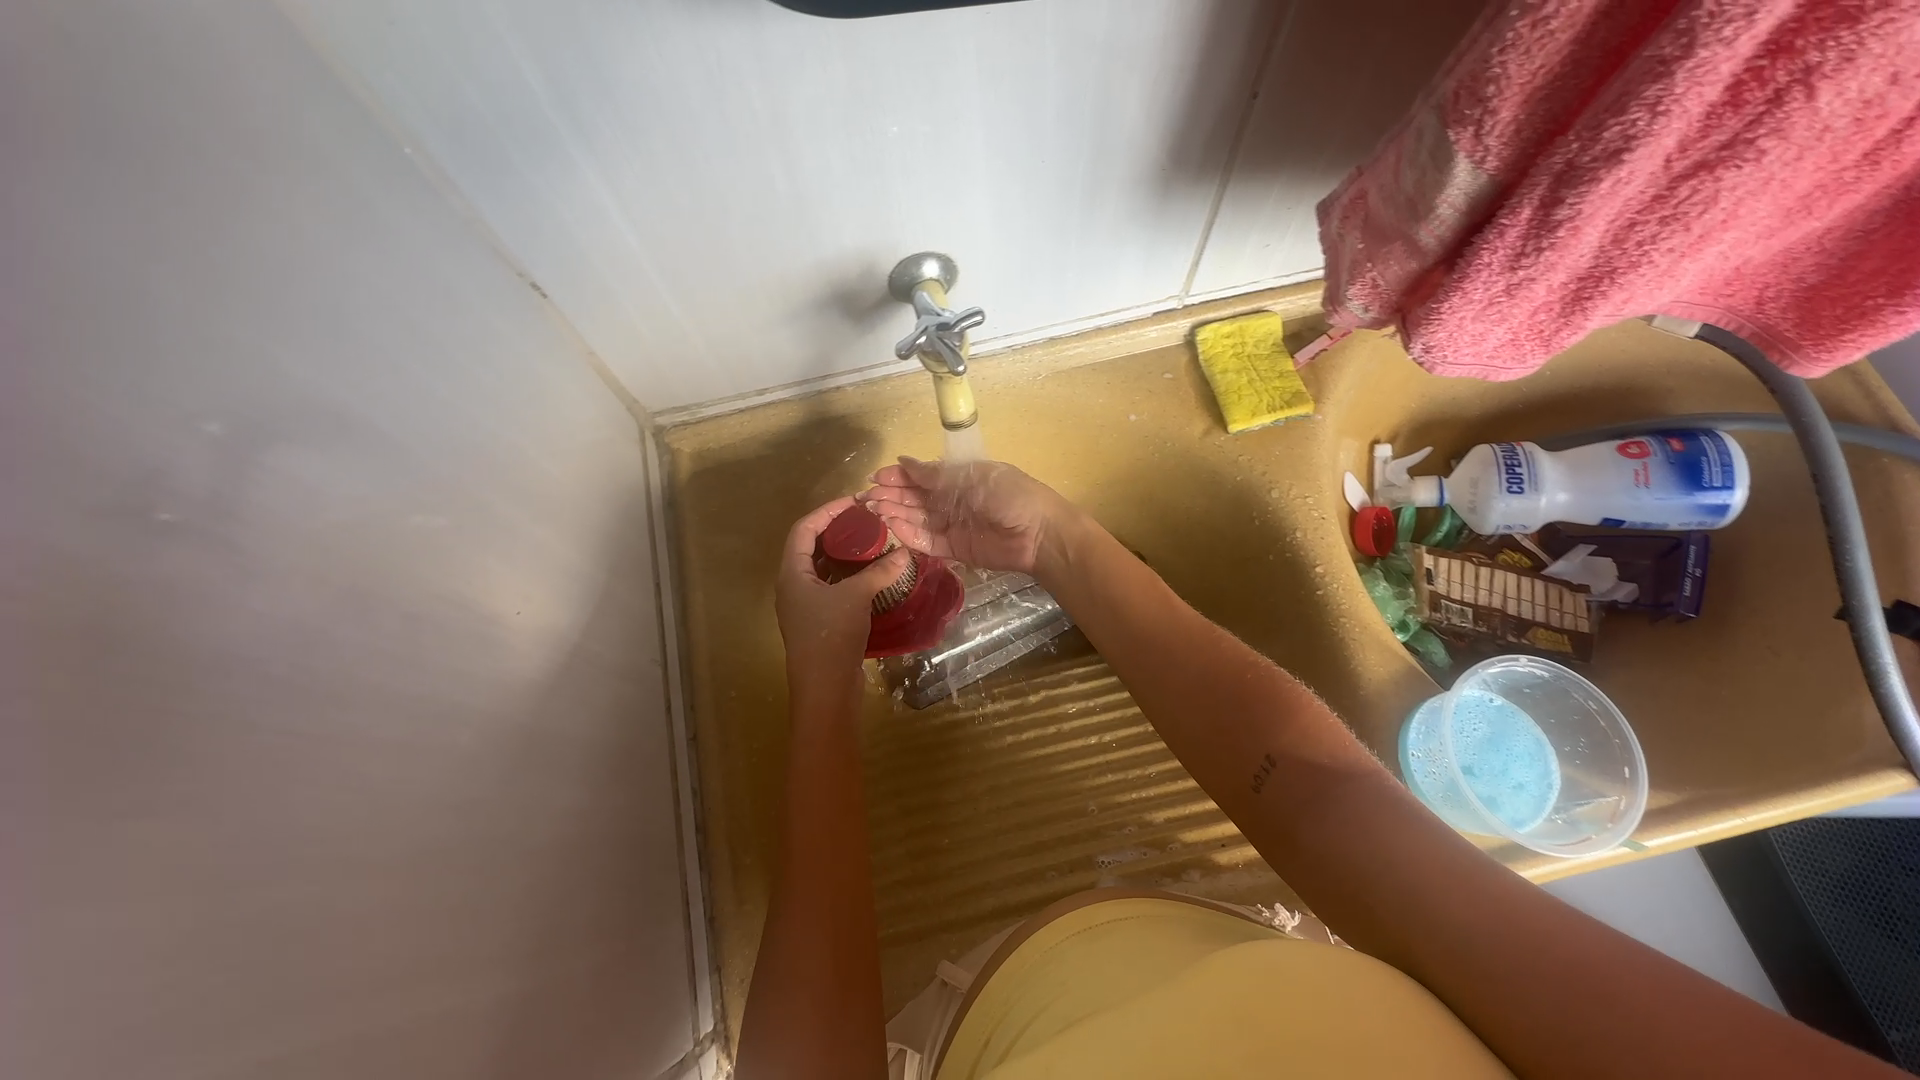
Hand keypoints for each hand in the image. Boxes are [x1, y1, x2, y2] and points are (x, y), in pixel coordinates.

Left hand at [775, 496, 912, 693]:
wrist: (825, 688)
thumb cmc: (831, 635)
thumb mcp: (856, 597)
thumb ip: (879, 571)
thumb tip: (905, 553)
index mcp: (791, 573)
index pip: (804, 528)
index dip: (828, 512)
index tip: (854, 503)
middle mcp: (793, 585)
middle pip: (812, 547)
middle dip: (838, 532)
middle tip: (867, 522)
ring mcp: (805, 606)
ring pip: (823, 569)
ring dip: (846, 555)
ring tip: (873, 544)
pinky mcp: (819, 622)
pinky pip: (833, 588)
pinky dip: (850, 577)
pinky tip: (874, 576)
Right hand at [860, 457, 1077, 576]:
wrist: (1040, 534)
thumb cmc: (1011, 496)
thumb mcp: (973, 477)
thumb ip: (937, 475)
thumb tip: (904, 461)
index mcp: (960, 478)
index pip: (921, 477)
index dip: (898, 477)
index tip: (875, 477)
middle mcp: (953, 501)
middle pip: (914, 499)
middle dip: (889, 496)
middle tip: (865, 498)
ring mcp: (952, 526)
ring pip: (916, 520)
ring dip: (894, 515)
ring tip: (872, 511)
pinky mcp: (954, 550)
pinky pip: (926, 542)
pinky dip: (908, 536)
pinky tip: (891, 527)